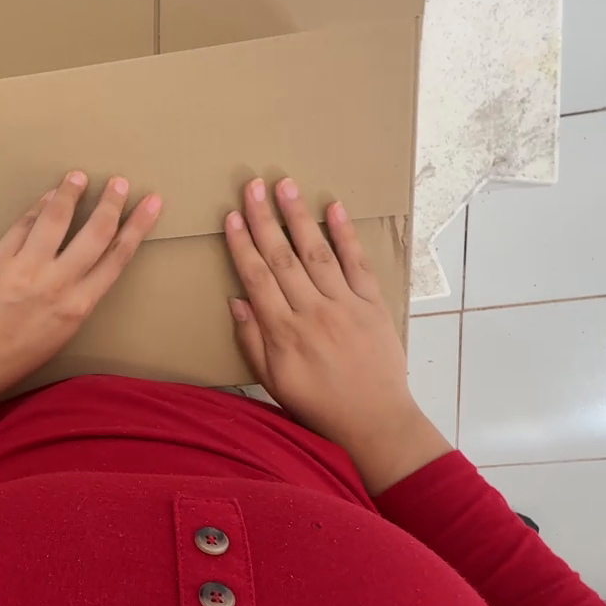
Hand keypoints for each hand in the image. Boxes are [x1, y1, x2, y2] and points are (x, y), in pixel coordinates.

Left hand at [0, 171, 161, 420]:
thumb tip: (88, 259)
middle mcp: (57, 285)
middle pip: (95, 232)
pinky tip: (47, 196)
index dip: (138, 225)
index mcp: (79, 307)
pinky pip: (23, 225)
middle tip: (120, 182)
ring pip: (56, 219)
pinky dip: (38, 207)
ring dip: (70, 192)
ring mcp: (26, 270)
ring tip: (78, 177)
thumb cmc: (17, 354)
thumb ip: (78, 297)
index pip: (118, 256)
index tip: (152, 202)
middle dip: (112, 202)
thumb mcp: (62, 333)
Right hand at [223, 177, 448, 493]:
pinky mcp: (372, 304)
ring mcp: (345, 305)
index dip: (243, 245)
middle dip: (266, 219)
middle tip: (253, 186)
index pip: (257, 278)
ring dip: (299, 217)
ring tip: (286, 186)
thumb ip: (253, 340)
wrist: (373, 420)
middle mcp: (313, 312)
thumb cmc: (315, 403)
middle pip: (283, 257)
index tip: (233, 217)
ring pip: (317, 252)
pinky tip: (333, 209)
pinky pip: (357, 263)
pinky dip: (345, 235)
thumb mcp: (271, 380)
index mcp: (283, 331)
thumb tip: (237, 301)